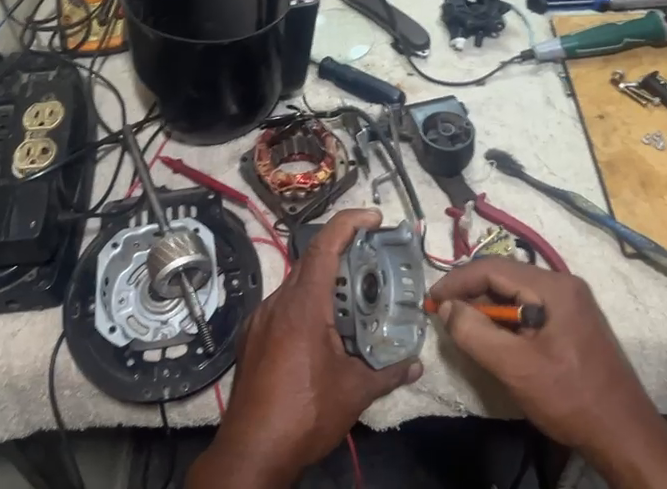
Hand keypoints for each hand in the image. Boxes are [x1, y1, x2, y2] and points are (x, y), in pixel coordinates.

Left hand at [188, 209, 422, 488]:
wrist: (252, 450)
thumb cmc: (305, 414)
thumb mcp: (354, 393)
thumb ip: (387, 372)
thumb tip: (415, 364)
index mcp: (302, 306)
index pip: (323, 246)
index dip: (347, 223)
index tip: (372, 217)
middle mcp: (277, 303)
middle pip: (310, 263)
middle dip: (341, 253)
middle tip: (372, 259)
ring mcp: (260, 320)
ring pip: (295, 287)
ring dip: (324, 284)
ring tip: (353, 298)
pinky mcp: (251, 338)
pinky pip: (282, 308)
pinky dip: (306, 306)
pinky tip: (323, 331)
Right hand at [426, 259, 666, 488]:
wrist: (626, 437)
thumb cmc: (570, 398)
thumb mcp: (515, 367)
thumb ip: (474, 333)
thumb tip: (446, 308)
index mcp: (554, 286)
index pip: (492, 268)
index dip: (456, 282)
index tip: (431, 301)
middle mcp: (564, 285)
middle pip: (504, 277)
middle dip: (471, 294)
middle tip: (444, 316)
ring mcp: (571, 304)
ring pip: (515, 294)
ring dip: (487, 308)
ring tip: (463, 328)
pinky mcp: (572, 324)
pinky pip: (529, 309)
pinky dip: (505, 320)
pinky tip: (494, 339)